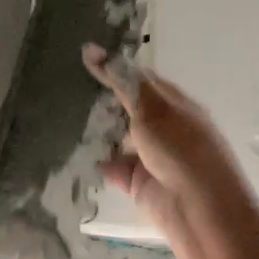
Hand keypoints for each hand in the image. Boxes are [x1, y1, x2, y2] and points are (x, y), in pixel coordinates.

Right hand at [81, 42, 249, 235]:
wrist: (199, 210)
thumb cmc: (181, 149)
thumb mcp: (151, 107)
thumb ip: (120, 80)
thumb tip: (89, 48)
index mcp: (174, 105)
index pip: (140, 79)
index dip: (114, 68)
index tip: (81, 59)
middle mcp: (163, 127)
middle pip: (126, 107)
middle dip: (100, 99)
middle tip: (63, 85)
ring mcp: (149, 155)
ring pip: (115, 136)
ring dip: (94, 130)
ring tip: (59, 115)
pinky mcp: (136, 181)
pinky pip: (110, 165)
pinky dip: (94, 160)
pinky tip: (71, 149)